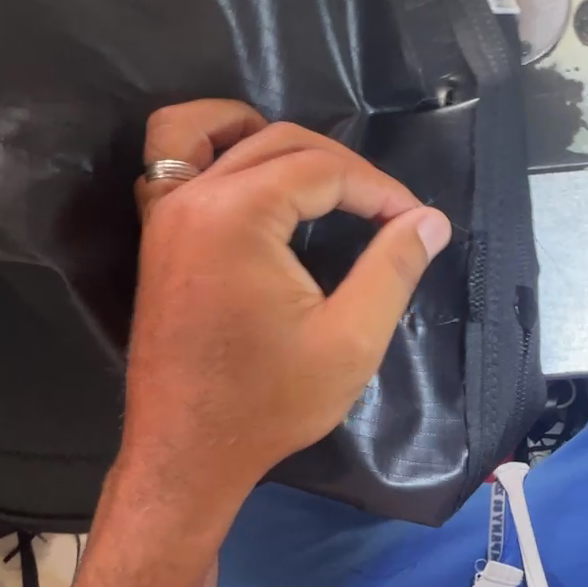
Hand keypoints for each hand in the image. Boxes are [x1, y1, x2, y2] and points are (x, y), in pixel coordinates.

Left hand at [117, 100, 452, 499]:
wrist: (190, 452)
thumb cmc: (272, 402)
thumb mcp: (352, 340)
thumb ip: (394, 269)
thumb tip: (430, 220)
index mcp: (239, 217)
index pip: (324, 170)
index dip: (381, 191)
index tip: (416, 223)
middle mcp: (193, 199)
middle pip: (280, 143)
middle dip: (345, 170)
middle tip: (389, 213)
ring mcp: (165, 215)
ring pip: (218, 134)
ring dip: (275, 138)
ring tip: (319, 171)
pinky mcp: (156, 238)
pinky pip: (172, 161)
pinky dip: (213, 148)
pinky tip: (247, 174)